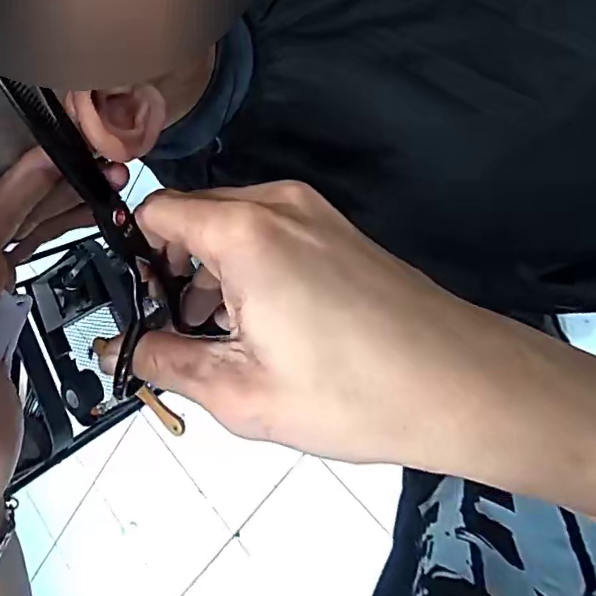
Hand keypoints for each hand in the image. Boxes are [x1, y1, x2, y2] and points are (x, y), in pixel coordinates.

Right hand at [100, 182, 531, 469]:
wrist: (474, 389)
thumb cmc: (359, 392)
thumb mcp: (241, 393)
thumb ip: (164, 362)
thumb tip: (122, 349)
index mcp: (241, 231)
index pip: (153, 210)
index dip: (134, 252)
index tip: (141, 297)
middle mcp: (271, 203)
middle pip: (189, 214)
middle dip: (171, 265)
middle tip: (180, 323)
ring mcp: (307, 209)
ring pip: (225, 221)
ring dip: (208, 265)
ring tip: (223, 328)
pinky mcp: (330, 224)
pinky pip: (262, 227)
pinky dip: (244, 260)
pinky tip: (264, 316)